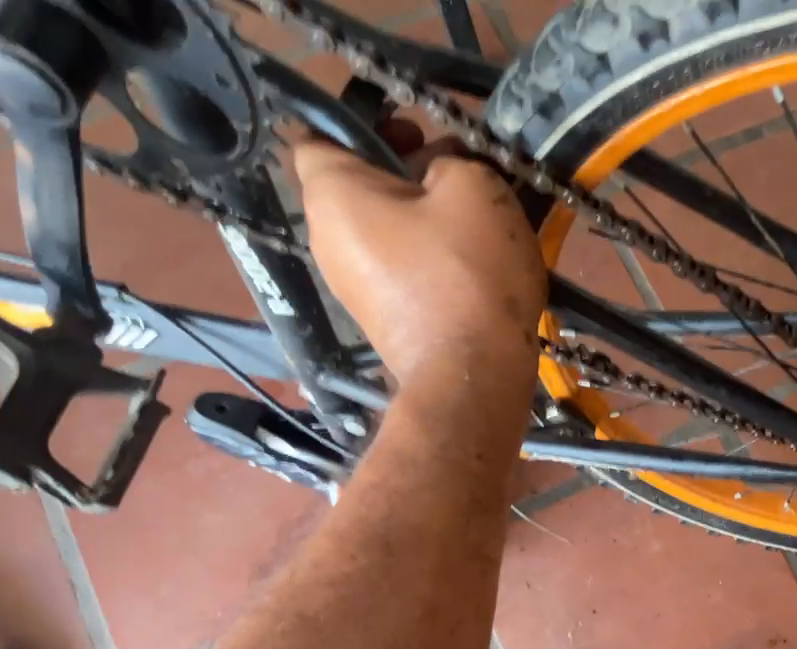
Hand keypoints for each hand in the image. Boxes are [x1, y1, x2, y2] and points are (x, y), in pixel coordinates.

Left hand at [293, 123, 546, 380]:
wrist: (472, 375)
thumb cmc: (467, 274)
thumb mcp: (476, 189)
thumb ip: (454, 161)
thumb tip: (443, 175)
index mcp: (332, 195)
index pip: (320, 136)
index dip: (368, 125)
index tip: (418, 134)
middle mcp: (326, 239)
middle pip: (360, 186)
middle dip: (408, 174)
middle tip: (460, 179)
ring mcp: (353, 287)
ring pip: (387, 232)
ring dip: (427, 221)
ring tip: (476, 227)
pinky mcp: (383, 321)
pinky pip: (403, 272)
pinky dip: (432, 262)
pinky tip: (474, 271)